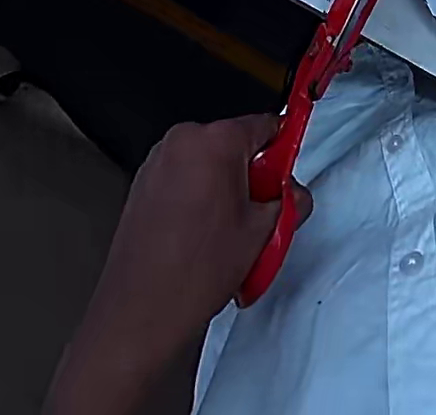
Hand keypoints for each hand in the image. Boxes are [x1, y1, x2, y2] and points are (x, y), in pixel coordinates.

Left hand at [47, 115, 311, 414]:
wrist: (141, 310)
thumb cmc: (192, 272)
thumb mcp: (263, 233)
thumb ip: (289, 201)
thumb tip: (294, 194)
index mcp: (216, 141)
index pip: (265, 124)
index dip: (282, 146)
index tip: (287, 163)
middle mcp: (184, 140)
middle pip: (234, 142)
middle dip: (252, 172)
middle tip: (261, 208)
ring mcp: (159, 159)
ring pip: (208, 160)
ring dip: (224, 184)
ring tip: (228, 229)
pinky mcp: (143, 180)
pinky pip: (184, 174)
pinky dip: (198, 192)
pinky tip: (202, 232)